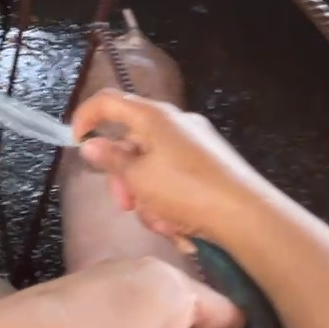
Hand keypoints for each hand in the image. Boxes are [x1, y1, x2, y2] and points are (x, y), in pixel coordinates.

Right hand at [73, 91, 281, 244]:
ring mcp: (197, 146)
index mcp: (154, 116)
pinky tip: (179, 226)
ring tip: (160, 223)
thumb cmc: (187, 191)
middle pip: (131, 141)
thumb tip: (89, 145)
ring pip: (152, 166)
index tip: (75, 143)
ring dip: (147, 195)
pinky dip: (170, 201)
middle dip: (122, 176)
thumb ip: (110, 160)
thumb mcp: (138, 178)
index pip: (107, 101)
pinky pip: (176, 179)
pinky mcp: (213, 168)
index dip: (84, 117)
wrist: (253, 221)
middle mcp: (176, 124)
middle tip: (124, 204)